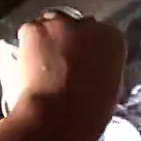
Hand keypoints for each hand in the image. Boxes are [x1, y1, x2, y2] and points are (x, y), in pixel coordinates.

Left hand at [7, 12, 124, 140]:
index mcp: (114, 39)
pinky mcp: (33, 29)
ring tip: (40, 67)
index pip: (102, 34)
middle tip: (58, 64)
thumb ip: (102, 69)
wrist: (58, 115)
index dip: (88, 48)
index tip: (80, 61)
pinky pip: (28, 33)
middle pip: (75, 26)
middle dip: (67, 41)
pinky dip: (26, 47)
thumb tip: (91, 69)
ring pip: (50, 26)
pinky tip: (27, 67)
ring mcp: (59, 24)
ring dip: (46, 40)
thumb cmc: (88, 112)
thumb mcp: (109, 88)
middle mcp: (89, 24)